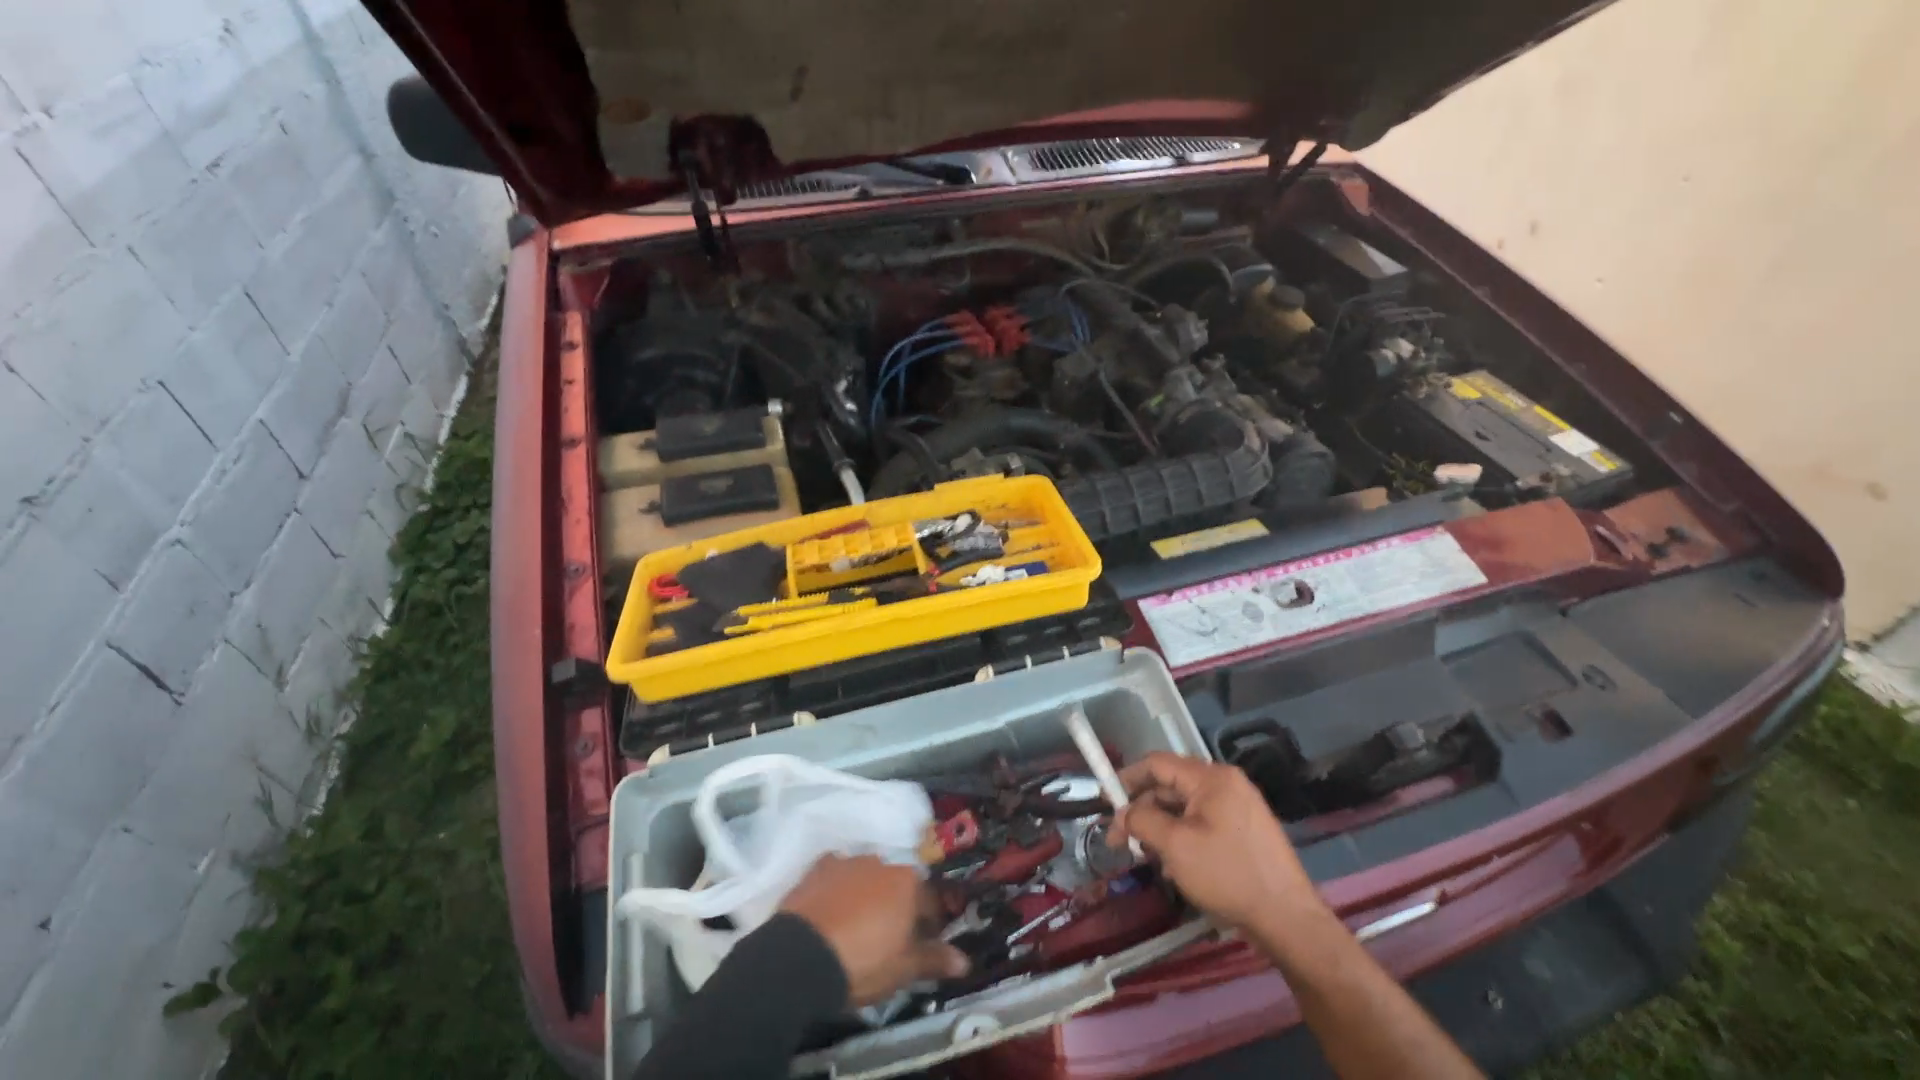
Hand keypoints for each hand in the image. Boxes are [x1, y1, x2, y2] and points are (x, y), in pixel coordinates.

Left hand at [779, 854, 969, 1005]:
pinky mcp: (815, 870)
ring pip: (865, 879)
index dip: (930, 926)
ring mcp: (845, 863)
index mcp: (907, 882)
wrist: (799, 958)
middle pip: (897, 886)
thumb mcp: (903, 969)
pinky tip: (832, 912)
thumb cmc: (862, 962)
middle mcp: (879, 863)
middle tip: (890, 939)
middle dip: (898, 908)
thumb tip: (964, 960)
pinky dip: (838, 891)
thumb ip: (934, 959)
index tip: (924, 946)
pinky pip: (835, 878)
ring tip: (858, 927)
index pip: (931, 902)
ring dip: (867, 896)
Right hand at [1107, 753, 1324, 933]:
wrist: (1286, 916)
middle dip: (1141, 811)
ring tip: (1146, 858)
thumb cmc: (1227, 874)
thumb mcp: (1176, 845)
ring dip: (1160, 828)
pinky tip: (1174, 866)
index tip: (1104, 802)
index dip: (1126, 779)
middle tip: (1119, 842)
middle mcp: (1227, 784)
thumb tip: (1123, 813)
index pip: (1158, 763)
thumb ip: (1142, 820)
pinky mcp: (1244, 831)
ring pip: (1185, 808)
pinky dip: (1182, 838)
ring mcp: (1239, 808)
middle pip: (1170, 786)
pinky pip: (1202, 824)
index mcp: (1212, 779)